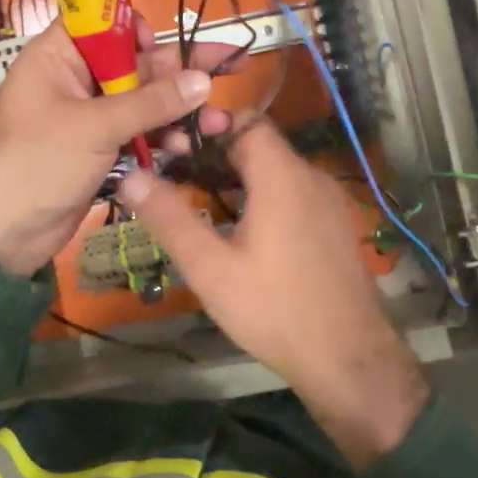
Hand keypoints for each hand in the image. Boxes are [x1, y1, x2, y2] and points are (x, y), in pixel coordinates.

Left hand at [0, 19, 235, 276]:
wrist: (2, 234)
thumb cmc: (37, 164)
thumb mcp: (95, 127)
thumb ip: (151, 103)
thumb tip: (204, 80)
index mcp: (58, 57)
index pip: (102, 22)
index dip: (137, 27)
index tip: (167, 44)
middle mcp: (75, 79)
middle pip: (134, 62)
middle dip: (178, 73)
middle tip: (226, 72)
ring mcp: (90, 116)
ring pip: (143, 100)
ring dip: (178, 109)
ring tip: (218, 123)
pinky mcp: (101, 148)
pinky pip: (139, 131)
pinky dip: (162, 136)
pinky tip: (189, 145)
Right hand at [116, 120, 428, 469]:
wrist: (347, 356)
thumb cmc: (274, 308)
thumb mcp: (211, 268)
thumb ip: (170, 218)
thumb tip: (130, 176)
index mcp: (283, 176)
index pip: (246, 121)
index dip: (208, 123)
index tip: (172, 143)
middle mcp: (311, 177)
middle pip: (260, 144)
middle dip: (216, 150)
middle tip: (173, 170)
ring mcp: (327, 202)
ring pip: (276, 170)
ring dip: (238, 175)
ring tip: (196, 195)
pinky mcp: (333, 226)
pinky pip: (292, 193)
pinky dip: (262, 195)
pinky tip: (237, 225)